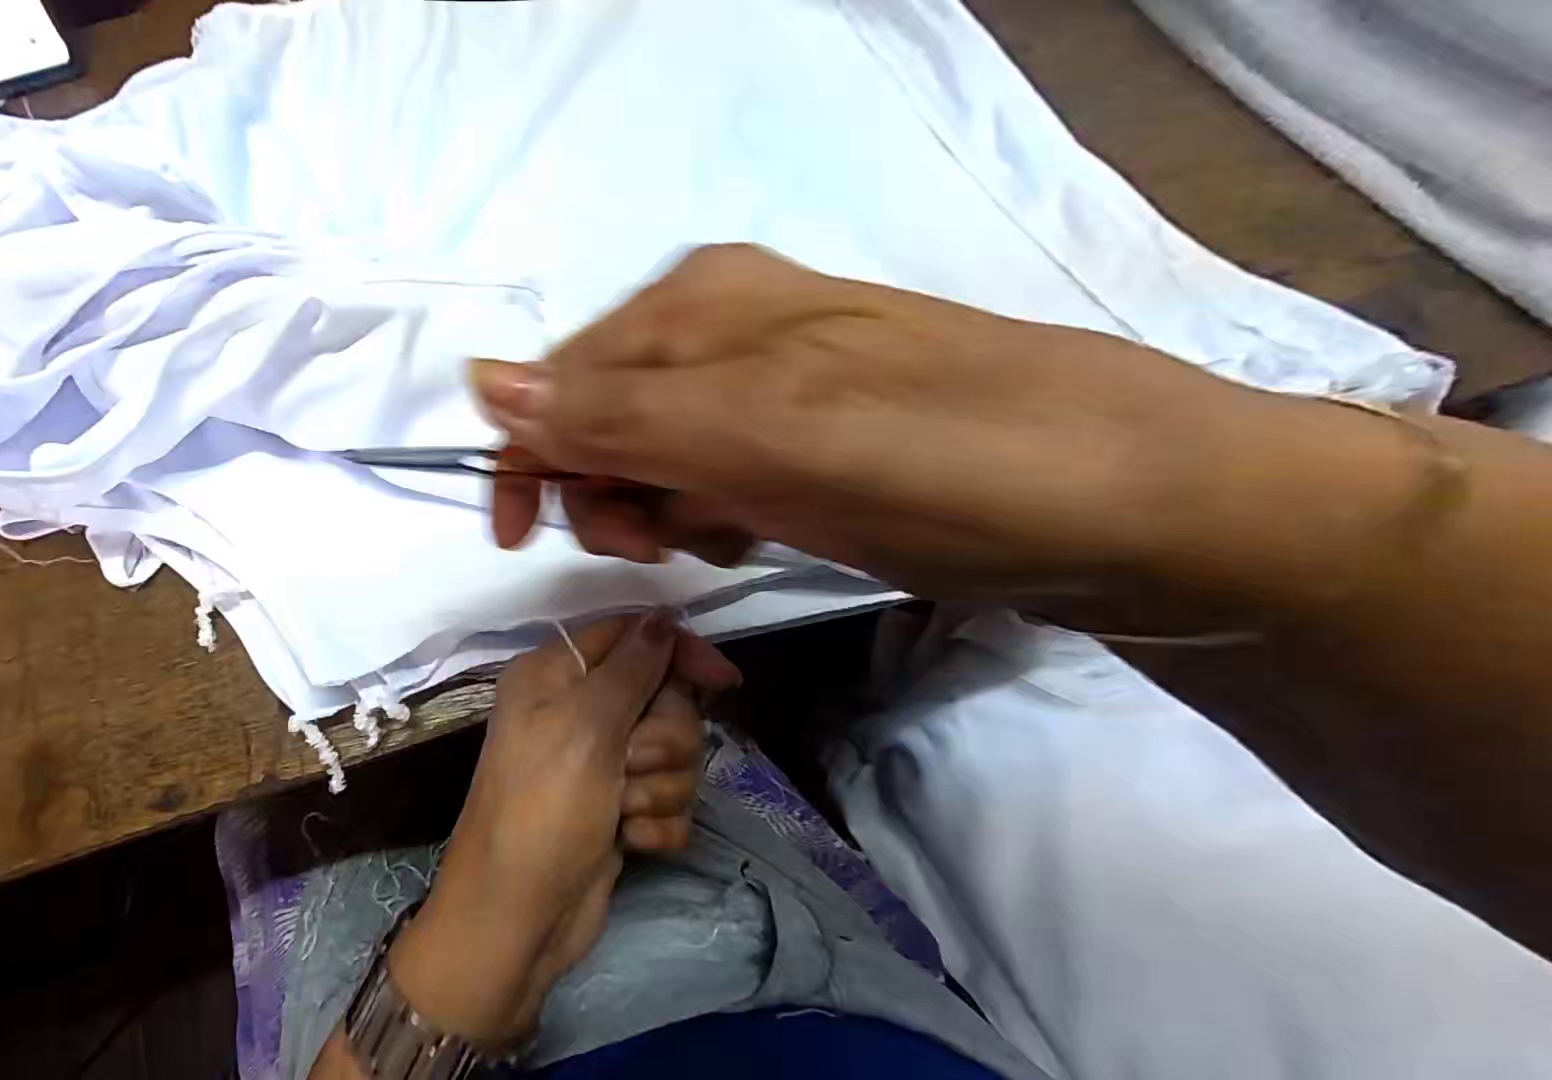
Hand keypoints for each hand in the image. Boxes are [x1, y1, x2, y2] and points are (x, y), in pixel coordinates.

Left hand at [384, 612, 738, 1048]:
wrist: (518, 920)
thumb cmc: (544, 807)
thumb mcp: (585, 724)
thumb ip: (632, 665)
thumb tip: (662, 616)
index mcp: (559, 674)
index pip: (634, 636)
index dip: (679, 652)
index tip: (722, 680)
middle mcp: (582, 710)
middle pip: (666, 698)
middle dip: (662, 739)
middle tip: (630, 765)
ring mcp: (604, 761)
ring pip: (676, 752)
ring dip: (659, 786)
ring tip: (622, 811)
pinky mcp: (623, 806)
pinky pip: (671, 798)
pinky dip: (656, 822)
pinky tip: (628, 841)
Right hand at [471, 244, 1419, 624]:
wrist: (1125, 504)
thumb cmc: (940, 460)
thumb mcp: (763, 436)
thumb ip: (621, 414)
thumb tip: (484, 386)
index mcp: (696, 307)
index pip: (559, 381)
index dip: (531, 460)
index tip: (526, 538)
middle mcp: (722, 330)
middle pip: (601, 416)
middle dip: (604, 491)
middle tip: (658, 546)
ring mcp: (768, 384)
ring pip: (654, 455)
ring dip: (658, 511)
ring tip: (723, 539)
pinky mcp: (801, 437)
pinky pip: (710, 478)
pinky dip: (708, 517)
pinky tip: (754, 533)